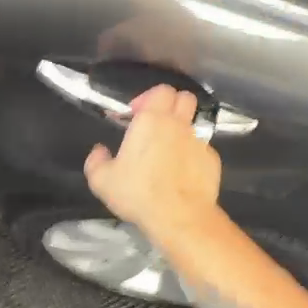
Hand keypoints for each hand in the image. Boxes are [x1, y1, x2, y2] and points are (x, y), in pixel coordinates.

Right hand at [84, 86, 222, 247]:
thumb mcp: (101, 180)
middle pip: (184, 98)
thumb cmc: (137, 193)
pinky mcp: (212, 160)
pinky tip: (180, 173)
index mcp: (151, 121)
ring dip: (181, 130)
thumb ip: (96, 160)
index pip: (161, 90)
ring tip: (168, 151)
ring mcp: (199, 142)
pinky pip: (201, 148)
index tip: (136, 114)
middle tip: (156, 124)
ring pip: (193, 124)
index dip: (149, 97)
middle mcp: (178, 125)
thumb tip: (100, 150)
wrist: (179, 217)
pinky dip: (191, 154)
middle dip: (171, 105)